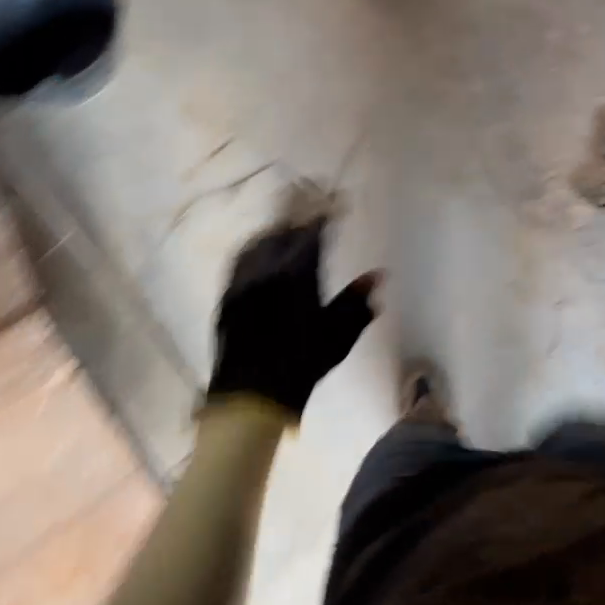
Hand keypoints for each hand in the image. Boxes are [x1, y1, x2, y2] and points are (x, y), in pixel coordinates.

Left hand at [207, 218, 378, 417]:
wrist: (250, 397)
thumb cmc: (300, 368)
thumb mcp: (336, 339)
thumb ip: (356, 304)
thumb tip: (378, 276)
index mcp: (294, 277)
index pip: (312, 234)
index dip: (326, 218)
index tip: (338, 208)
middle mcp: (264, 271)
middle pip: (283, 232)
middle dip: (301, 222)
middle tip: (316, 220)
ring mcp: (241, 282)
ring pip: (259, 243)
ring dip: (277, 233)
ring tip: (291, 234)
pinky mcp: (226, 296)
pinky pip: (242, 260)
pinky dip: (257, 250)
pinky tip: (264, 257)